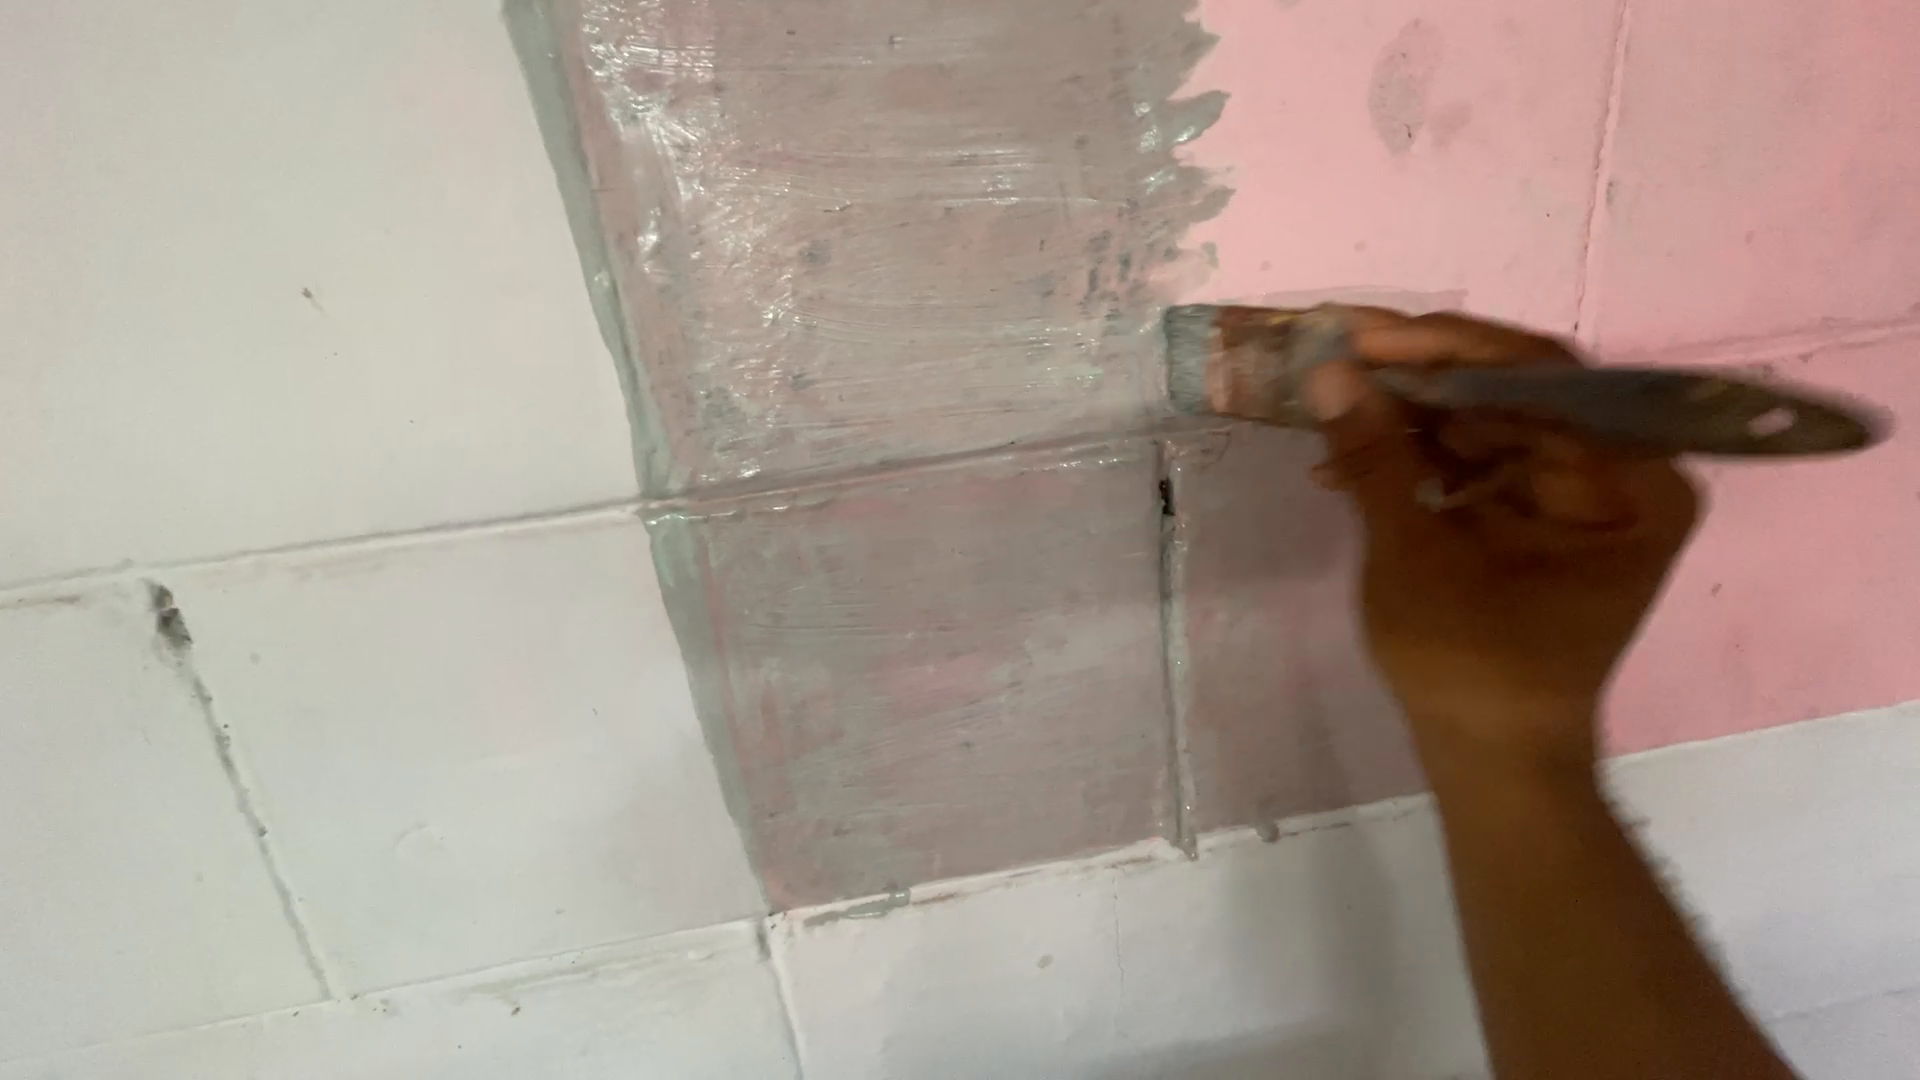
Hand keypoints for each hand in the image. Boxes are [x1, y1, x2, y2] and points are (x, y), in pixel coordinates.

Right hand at [1304, 308, 1700, 765]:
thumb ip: (1376, 457)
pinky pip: (1469, 462)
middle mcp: (1616, 473)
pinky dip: (1410, 460)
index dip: (1446, 349)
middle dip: (1416, 380)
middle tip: (1336, 358)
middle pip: (1512, 394)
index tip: (1364, 336)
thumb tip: (1329, 374)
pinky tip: (1347, 464)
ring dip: (1403, 419)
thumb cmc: (1467, 662)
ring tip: (1330, 411)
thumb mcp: (1413, 553)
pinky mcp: (1529, 515)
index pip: (1542, 377)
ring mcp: (1571, 493)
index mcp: (1629, 482)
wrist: (1488, 750)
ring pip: (1482, 424)